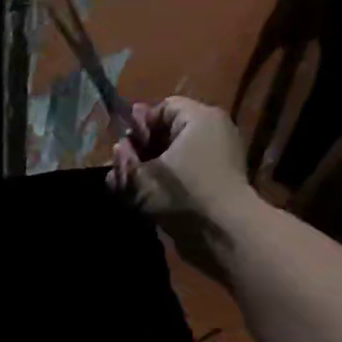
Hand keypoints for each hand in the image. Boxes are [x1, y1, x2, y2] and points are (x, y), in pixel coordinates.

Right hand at [106, 97, 252, 220]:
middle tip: (121, 168)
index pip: (164, 107)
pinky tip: (147, 200)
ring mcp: (216, 161)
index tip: (122, 146)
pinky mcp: (214, 188)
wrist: (223, 233)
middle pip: (170, 134)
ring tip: (129, 188)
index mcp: (199, 118)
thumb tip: (119, 150)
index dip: (139, 124)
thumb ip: (125, 163)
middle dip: (142, 150)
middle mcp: (212, 134)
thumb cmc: (183, 194)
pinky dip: (166, 186)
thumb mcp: (143, 178)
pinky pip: (184, 178)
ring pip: (175, 159)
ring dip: (151, 171)